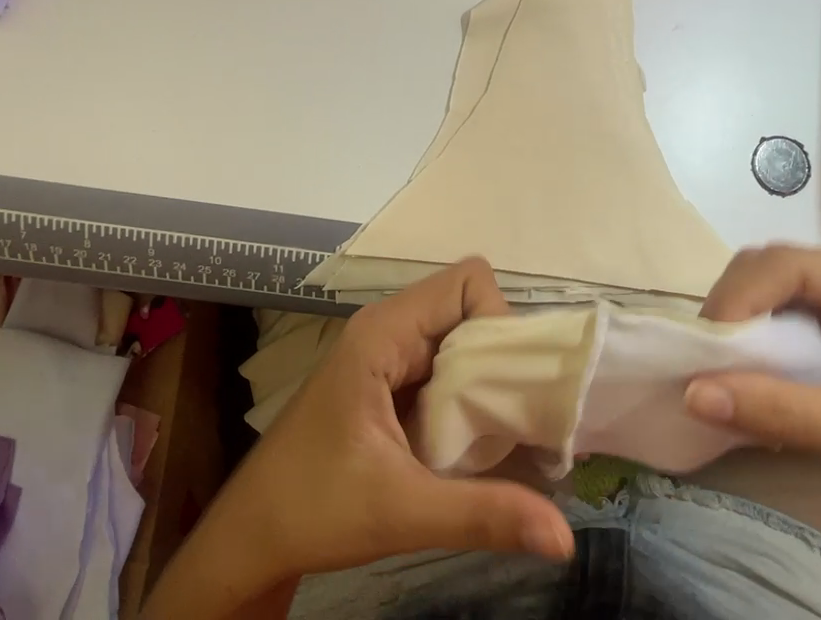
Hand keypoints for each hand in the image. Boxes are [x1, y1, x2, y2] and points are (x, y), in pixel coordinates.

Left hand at [142, 259, 572, 619]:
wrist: (253, 535)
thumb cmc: (314, 508)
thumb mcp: (402, 511)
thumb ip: (483, 514)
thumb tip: (567, 538)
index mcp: (384, 333)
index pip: (466, 282)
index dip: (499, 319)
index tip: (512, 382)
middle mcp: (389, 331)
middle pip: (469, 311)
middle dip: (504, 357)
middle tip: (529, 415)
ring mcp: (388, 358)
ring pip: (460, 343)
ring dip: (491, 382)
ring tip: (515, 432)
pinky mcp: (390, 386)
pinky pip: (446, 371)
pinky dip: (472, 400)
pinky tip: (484, 445)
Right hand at [681, 245, 820, 519]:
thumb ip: (785, 411)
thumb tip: (691, 393)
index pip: (796, 265)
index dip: (742, 296)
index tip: (704, 348)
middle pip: (778, 272)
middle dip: (736, 310)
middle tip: (704, 361)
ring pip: (775, 299)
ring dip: (742, 332)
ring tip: (717, 374)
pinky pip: (784, 332)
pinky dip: (757, 355)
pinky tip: (745, 385)